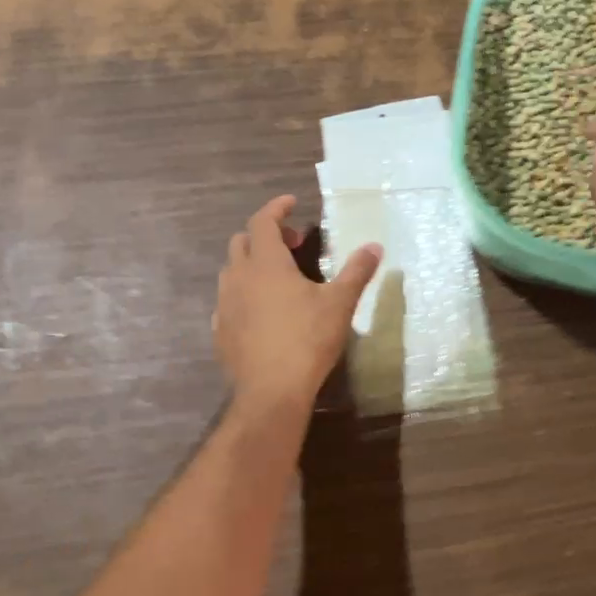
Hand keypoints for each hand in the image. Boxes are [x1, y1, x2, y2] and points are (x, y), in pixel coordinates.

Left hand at [213, 195, 382, 415]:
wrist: (271, 392)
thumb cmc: (307, 340)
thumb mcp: (340, 303)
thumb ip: (356, 271)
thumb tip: (374, 246)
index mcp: (266, 263)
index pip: (263, 221)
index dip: (276, 208)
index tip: (291, 203)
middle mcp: (239, 277)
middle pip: (242, 241)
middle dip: (266, 235)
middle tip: (294, 245)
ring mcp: (225, 304)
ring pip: (232, 270)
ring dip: (252, 263)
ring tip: (280, 277)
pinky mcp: (221, 330)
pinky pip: (228, 300)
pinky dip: (244, 293)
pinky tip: (263, 310)